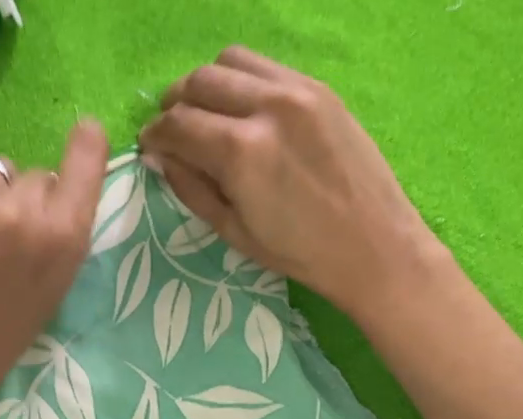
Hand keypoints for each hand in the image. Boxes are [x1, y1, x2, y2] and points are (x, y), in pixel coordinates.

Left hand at [0, 120, 109, 418]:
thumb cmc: (2, 334)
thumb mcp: (53, 288)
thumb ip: (60, 234)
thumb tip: (51, 185)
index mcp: (62, 237)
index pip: (83, 164)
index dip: (85, 147)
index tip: (85, 131)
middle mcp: (20, 209)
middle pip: (33, 175)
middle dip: (24, 200)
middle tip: (5, 245)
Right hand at [139, 48, 447, 319]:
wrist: (374, 246)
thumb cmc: (300, 254)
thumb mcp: (234, 232)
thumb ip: (191, 188)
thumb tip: (159, 157)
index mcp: (241, 152)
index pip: (177, 123)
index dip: (154, 134)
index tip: (148, 147)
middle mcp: (267, 107)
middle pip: (199, 82)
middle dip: (175, 104)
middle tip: (173, 131)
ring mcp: (297, 91)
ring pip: (230, 62)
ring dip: (207, 84)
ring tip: (206, 115)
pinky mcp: (320, 89)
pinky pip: (266, 67)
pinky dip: (243, 81)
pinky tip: (243, 112)